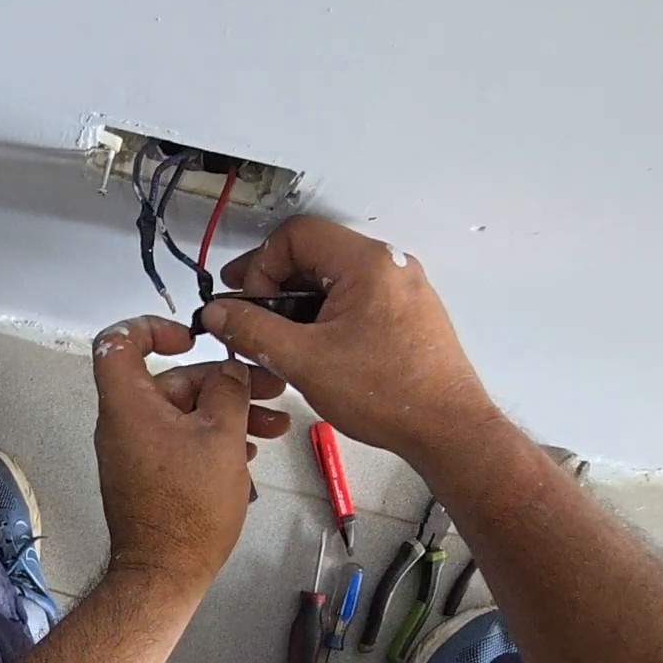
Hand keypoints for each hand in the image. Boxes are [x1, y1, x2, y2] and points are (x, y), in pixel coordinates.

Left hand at [91, 316, 289, 591]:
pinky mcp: (148, 475)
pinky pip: (179, 441)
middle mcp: (123, 424)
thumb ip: (227, 391)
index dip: (151, 327)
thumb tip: (228, 371)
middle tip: (270, 389)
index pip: (118, 342)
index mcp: (128, 405)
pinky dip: (212, 439)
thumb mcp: (222, 437)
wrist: (166, 571)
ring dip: (228, 413)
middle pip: (170, 381)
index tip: (190, 338)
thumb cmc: (189, 508)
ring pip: (183, 414)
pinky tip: (250, 450)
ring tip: (275, 424)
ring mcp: (134, 452)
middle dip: (223, 381)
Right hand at [197, 216, 501, 462]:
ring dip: (292, 305)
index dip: (260, 266)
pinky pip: (349, 301)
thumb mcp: (302, 360)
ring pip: (328, 281)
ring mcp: (397, 291)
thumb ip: (252, 330)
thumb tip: (218, 313)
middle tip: (244, 317)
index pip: (295, 235)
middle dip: (270, 285)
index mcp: (366, 264)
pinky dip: (318, 318)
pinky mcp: (401, 315)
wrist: (445, 428)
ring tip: (273, 342)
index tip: (248, 304)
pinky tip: (305, 352)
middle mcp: (387, 267)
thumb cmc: (387, 394)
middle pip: (311, 254)